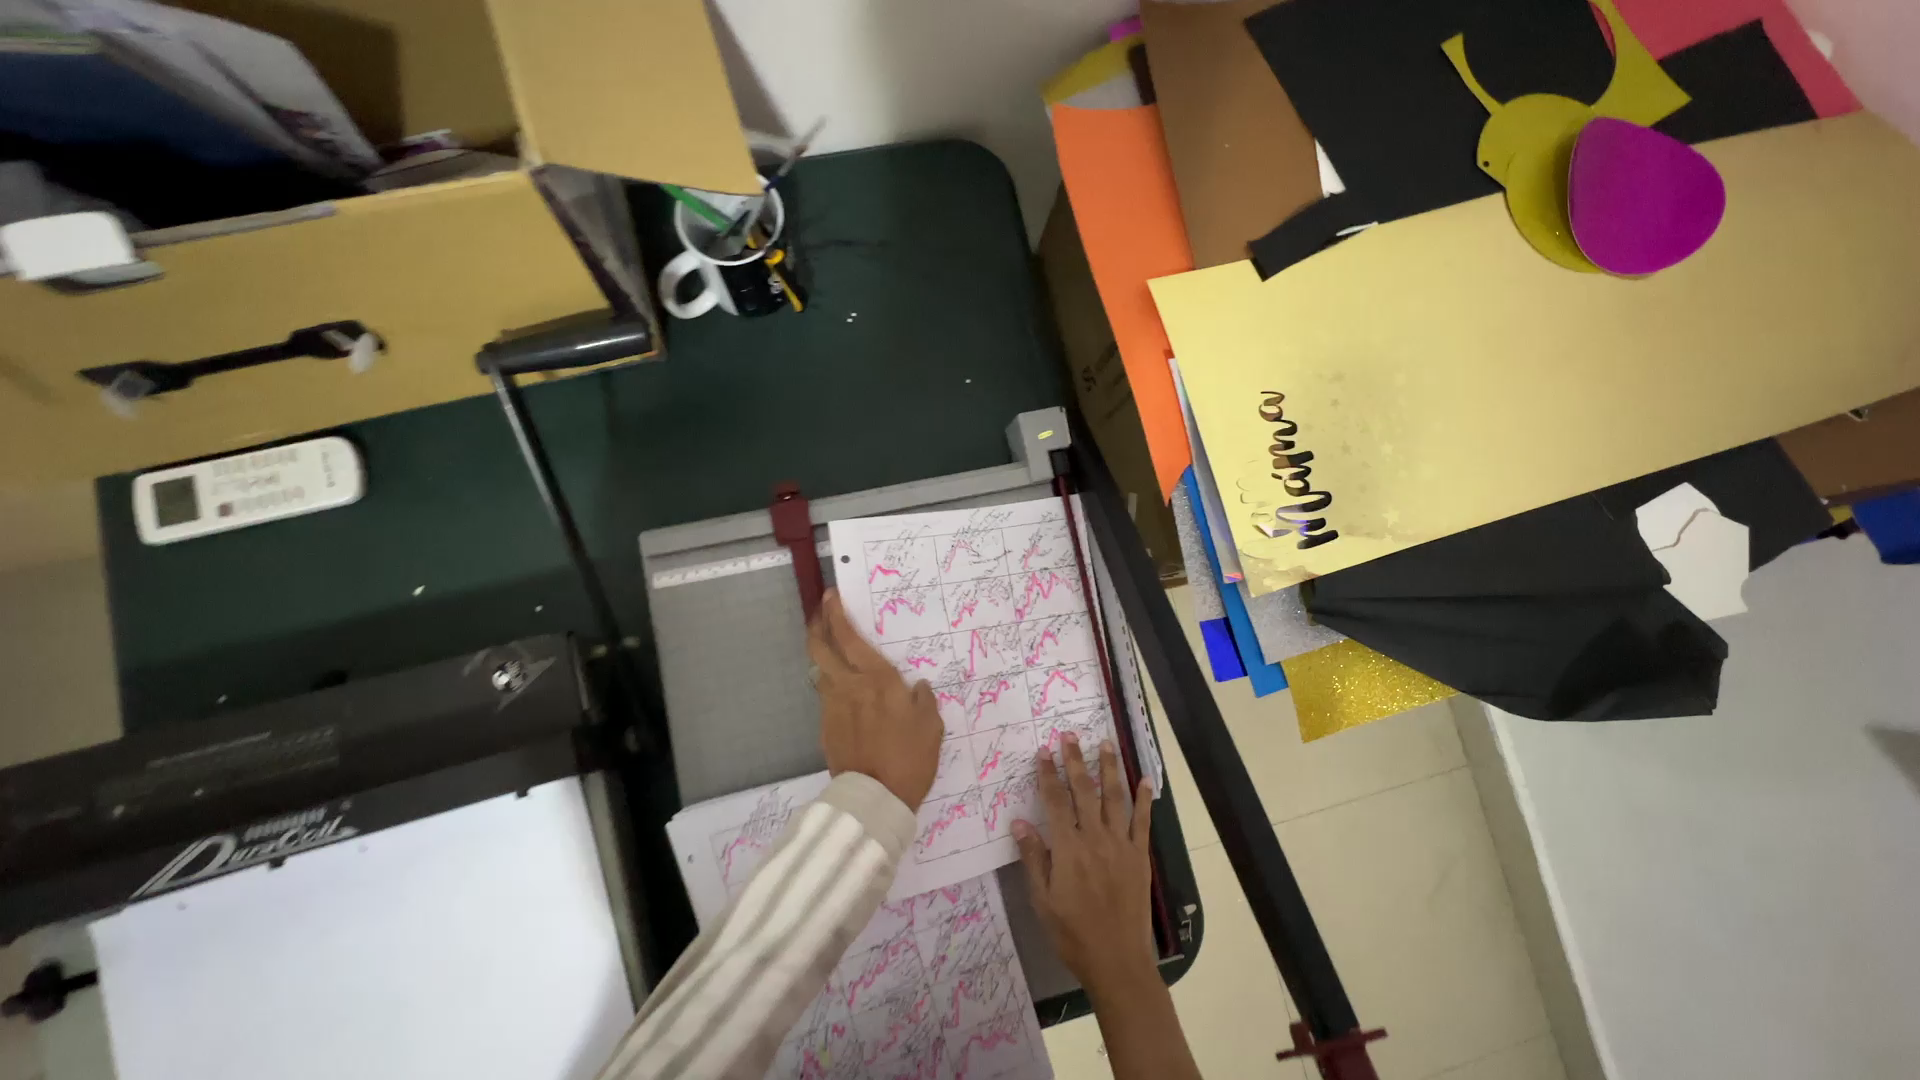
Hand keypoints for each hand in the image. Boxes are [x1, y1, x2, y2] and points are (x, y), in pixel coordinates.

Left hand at [808, 589, 943, 808]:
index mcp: (876, 679)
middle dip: (818, 624)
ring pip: (820, 669)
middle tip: (822, 611)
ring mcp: (833, 707)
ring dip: (822, 653)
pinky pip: (826, 695)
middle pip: (820, 646)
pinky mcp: (826, 727)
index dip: (836, 614)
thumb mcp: (931, 726)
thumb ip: (923, 700)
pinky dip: (831, 683)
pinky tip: (843, 689)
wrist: (875, 798)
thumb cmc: (909, 758)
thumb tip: (917, 687)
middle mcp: (848, 686)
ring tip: (831, 647)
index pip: (848, 637)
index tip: (832, 597)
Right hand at [1013, 734, 1156, 991]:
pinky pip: (1143, 822)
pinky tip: (1145, 780)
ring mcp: (1121, 845)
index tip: (1043, 751)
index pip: (1055, 801)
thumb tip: (1020, 822)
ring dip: (1109, 769)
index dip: (1048, 774)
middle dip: (1075, 761)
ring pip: (1114, 798)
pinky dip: (1144, 799)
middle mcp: (1095, 839)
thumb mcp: (1042, 900)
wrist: (1117, 960)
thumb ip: (1033, 858)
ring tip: (1105, 744)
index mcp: (1068, 848)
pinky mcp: (1140, 857)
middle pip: (1084, 791)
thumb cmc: (1072, 933)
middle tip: (1070, 735)